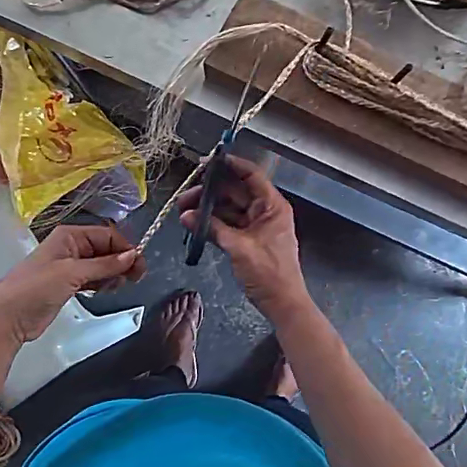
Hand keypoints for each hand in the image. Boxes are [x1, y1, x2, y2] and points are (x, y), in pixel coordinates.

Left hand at [0, 225, 145, 348]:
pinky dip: (103, 282)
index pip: (107, 235)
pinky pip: (94, 278)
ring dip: (113, 273)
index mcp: (69, 236)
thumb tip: (132, 255)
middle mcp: (70, 247)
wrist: (6, 318)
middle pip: (106, 249)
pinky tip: (107, 289)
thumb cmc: (34, 289)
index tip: (139, 264)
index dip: (124, 248)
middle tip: (134, 277)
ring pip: (101, 264)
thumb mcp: (72, 272)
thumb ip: (105, 264)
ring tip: (117, 285)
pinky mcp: (68, 284)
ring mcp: (69, 266)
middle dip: (121, 261)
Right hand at [178, 155, 310, 318]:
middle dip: (210, 192)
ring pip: (229, 208)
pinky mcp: (248, 240)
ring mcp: (256, 225)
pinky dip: (212, 223)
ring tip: (184, 211)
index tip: (207, 163)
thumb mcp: (239, 247)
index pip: (251, 175)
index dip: (230, 165)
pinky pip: (228, 224)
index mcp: (272, 206)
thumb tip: (187, 216)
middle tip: (185, 195)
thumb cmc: (269, 273)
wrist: (282, 303)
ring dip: (208, 209)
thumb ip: (212, 229)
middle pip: (235, 192)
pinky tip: (194, 224)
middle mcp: (265, 211)